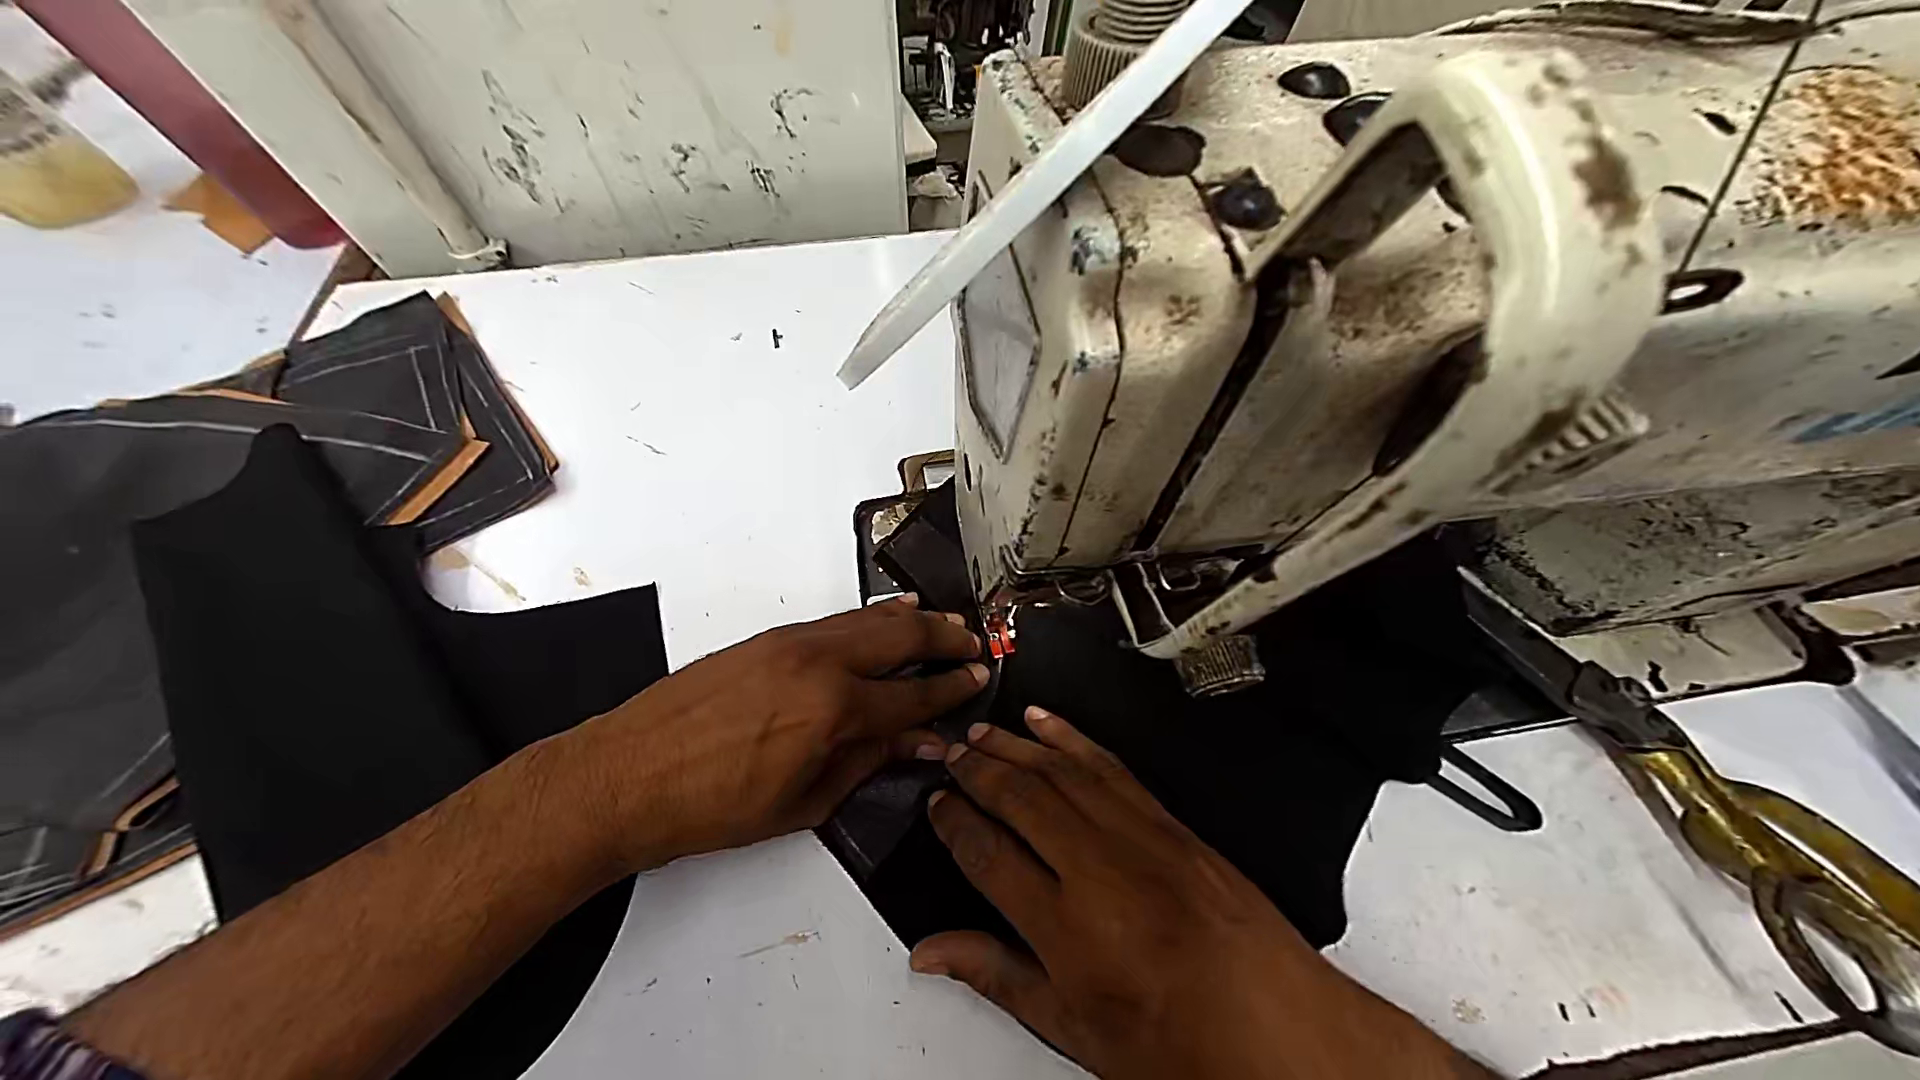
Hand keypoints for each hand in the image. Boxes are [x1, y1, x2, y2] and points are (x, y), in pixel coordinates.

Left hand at [569, 595, 986, 871]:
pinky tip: (886, 616)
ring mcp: (791, 642)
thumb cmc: (706, 803)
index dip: (952, 690)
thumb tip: (913, 743)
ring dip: (912, 620)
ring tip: (942, 620)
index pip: (913, 697)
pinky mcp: (769, 636)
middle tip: (973, 641)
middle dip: (945, 638)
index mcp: (832, 712)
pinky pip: (836, 619)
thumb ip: (867, 762)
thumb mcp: (804, 802)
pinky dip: (870, 617)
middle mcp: (817, 664)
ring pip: (871, 619)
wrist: (626, 775)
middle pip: (902, 639)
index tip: (975, 680)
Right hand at [910, 708, 1491, 1079]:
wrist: (1279, 1029)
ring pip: (1059, 772)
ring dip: (1014, 746)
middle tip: (949, 753)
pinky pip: (1109, 766)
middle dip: (976, 770)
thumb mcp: (1074, 1027)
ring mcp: (1137, 837)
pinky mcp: (1168, 821)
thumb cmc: (1178, 1042)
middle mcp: (1097, 870)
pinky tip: (1044, 721)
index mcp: (1067, 928)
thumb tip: (930, 951)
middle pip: (1019, 799)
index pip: (987, 854)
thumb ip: (996, 975)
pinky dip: (1071, 737)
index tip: (937, 803)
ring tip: (981, 731)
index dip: (954, 822)